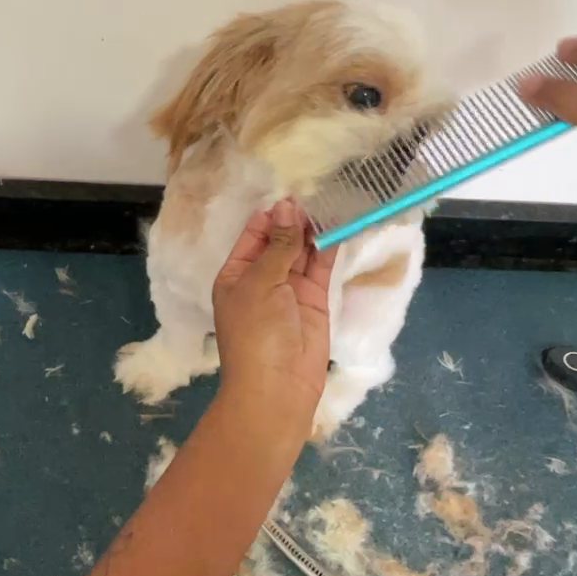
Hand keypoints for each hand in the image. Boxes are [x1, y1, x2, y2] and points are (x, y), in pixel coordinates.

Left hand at [211, 199, 337, 415]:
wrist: (278, 385)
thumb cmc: (256, 332)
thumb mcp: (260, 283)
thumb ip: (278, 245)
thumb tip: (287, 207)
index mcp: (235, 273)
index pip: (253, 234)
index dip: (272, 213)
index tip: (294, 190)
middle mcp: (261, 278)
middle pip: (280, 239)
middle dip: (296, 218)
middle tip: (319, 189)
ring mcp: (290, 288)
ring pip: (303, 250)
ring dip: (314, 228)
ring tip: (333, 198)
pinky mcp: (315, 298)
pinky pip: (321, 266)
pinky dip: (331, 246)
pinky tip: (341, 221)